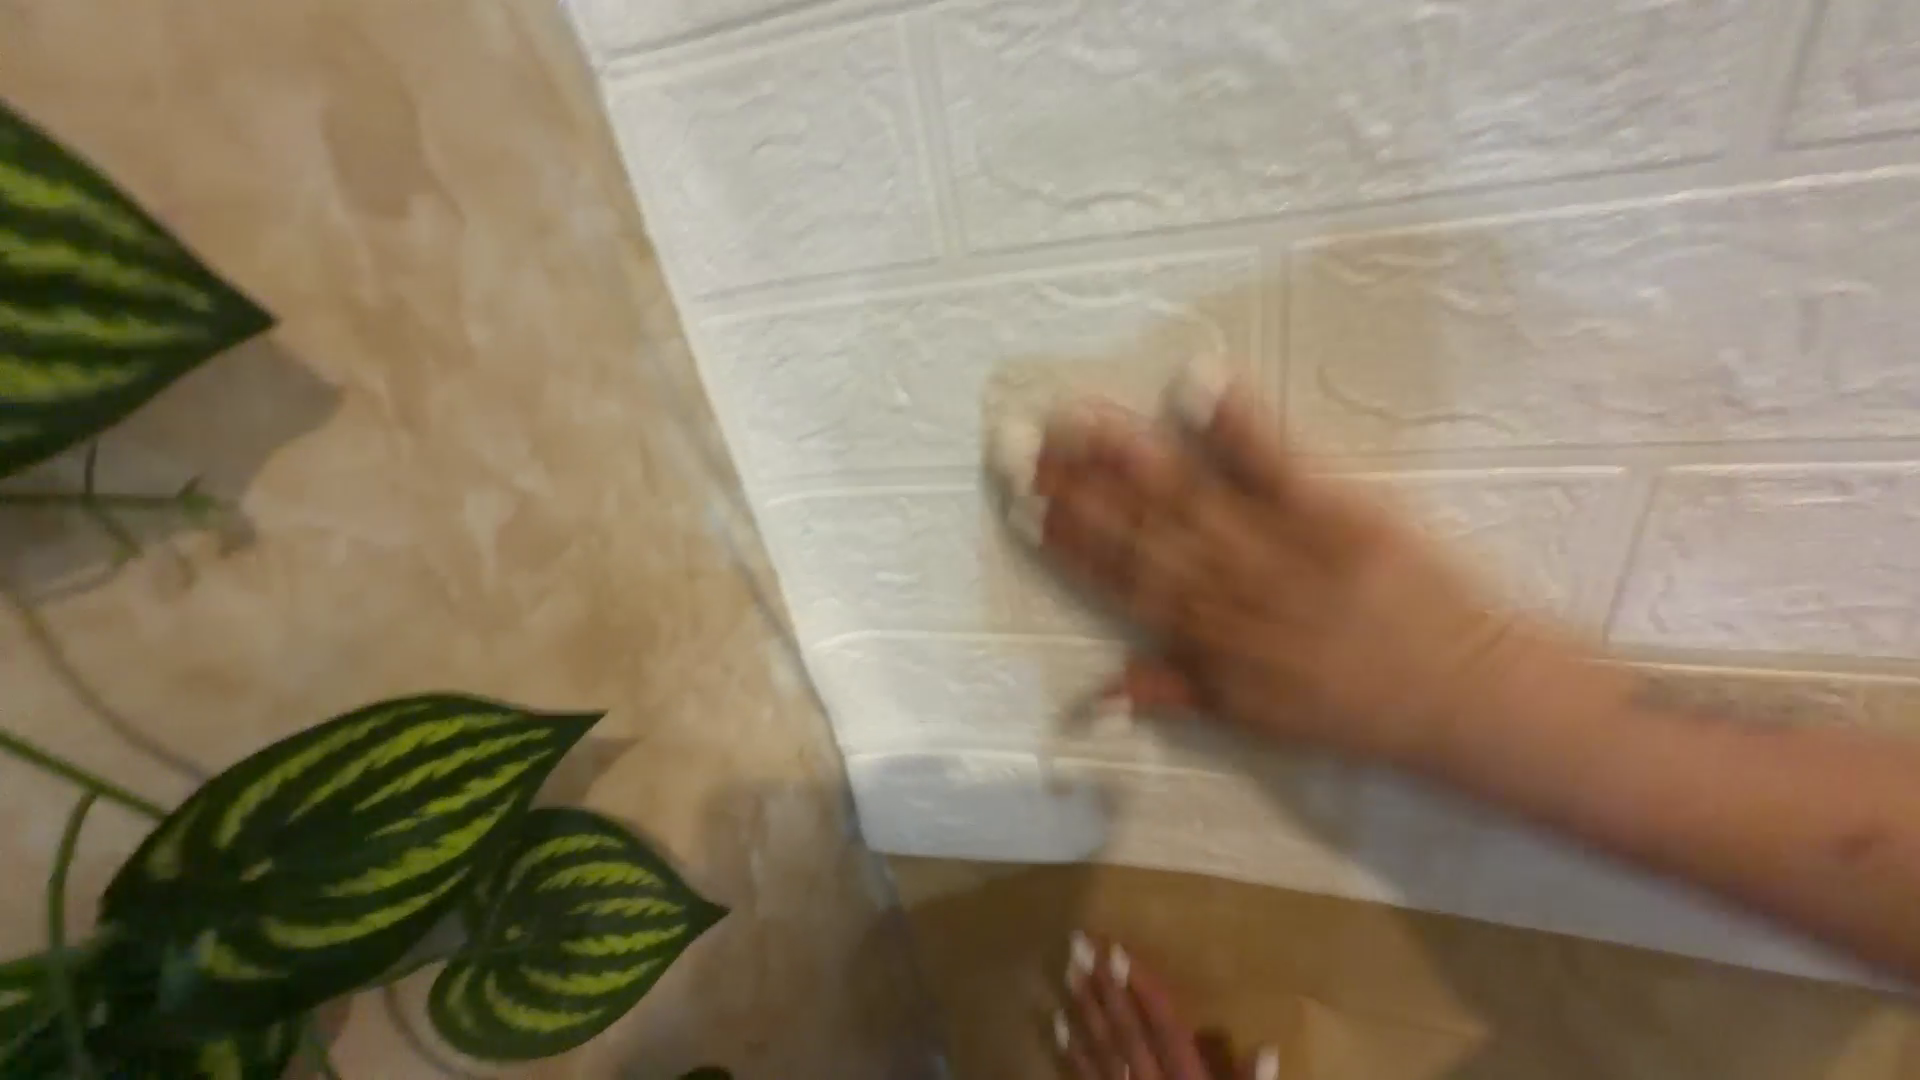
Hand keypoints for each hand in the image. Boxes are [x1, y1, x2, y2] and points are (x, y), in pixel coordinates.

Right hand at [994, 362, 1571, 766]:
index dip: (1066, 541)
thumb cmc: (1358, 713)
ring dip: (1127, 455)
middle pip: (1137, 532)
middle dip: (1074, 487)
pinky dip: (1237, 423)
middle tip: (1022, 445)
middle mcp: (1228, 592)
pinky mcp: (1339, 512)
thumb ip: (1177, 694)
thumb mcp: (1257, 720)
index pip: (1119, 581)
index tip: (1021, 503)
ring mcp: (1281, 548)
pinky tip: (1195, 382)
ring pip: (1187, 499)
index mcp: (1207, 642)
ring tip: (1075, 417)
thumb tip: (1099, 696)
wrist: (1467, 701)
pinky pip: (1278, 464)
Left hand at [1057, 932, 1274, 1079]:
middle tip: (1079, 944)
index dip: (1142, 989)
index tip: (1118, 950)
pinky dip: (1073, 1054)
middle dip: (1103, 986)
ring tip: (1067, 972)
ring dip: (1084, 1010)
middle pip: (1127, 1031)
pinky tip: (1058, 1026)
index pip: (1166, 1028)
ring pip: (1103, 1050)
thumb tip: (1266, 1048)